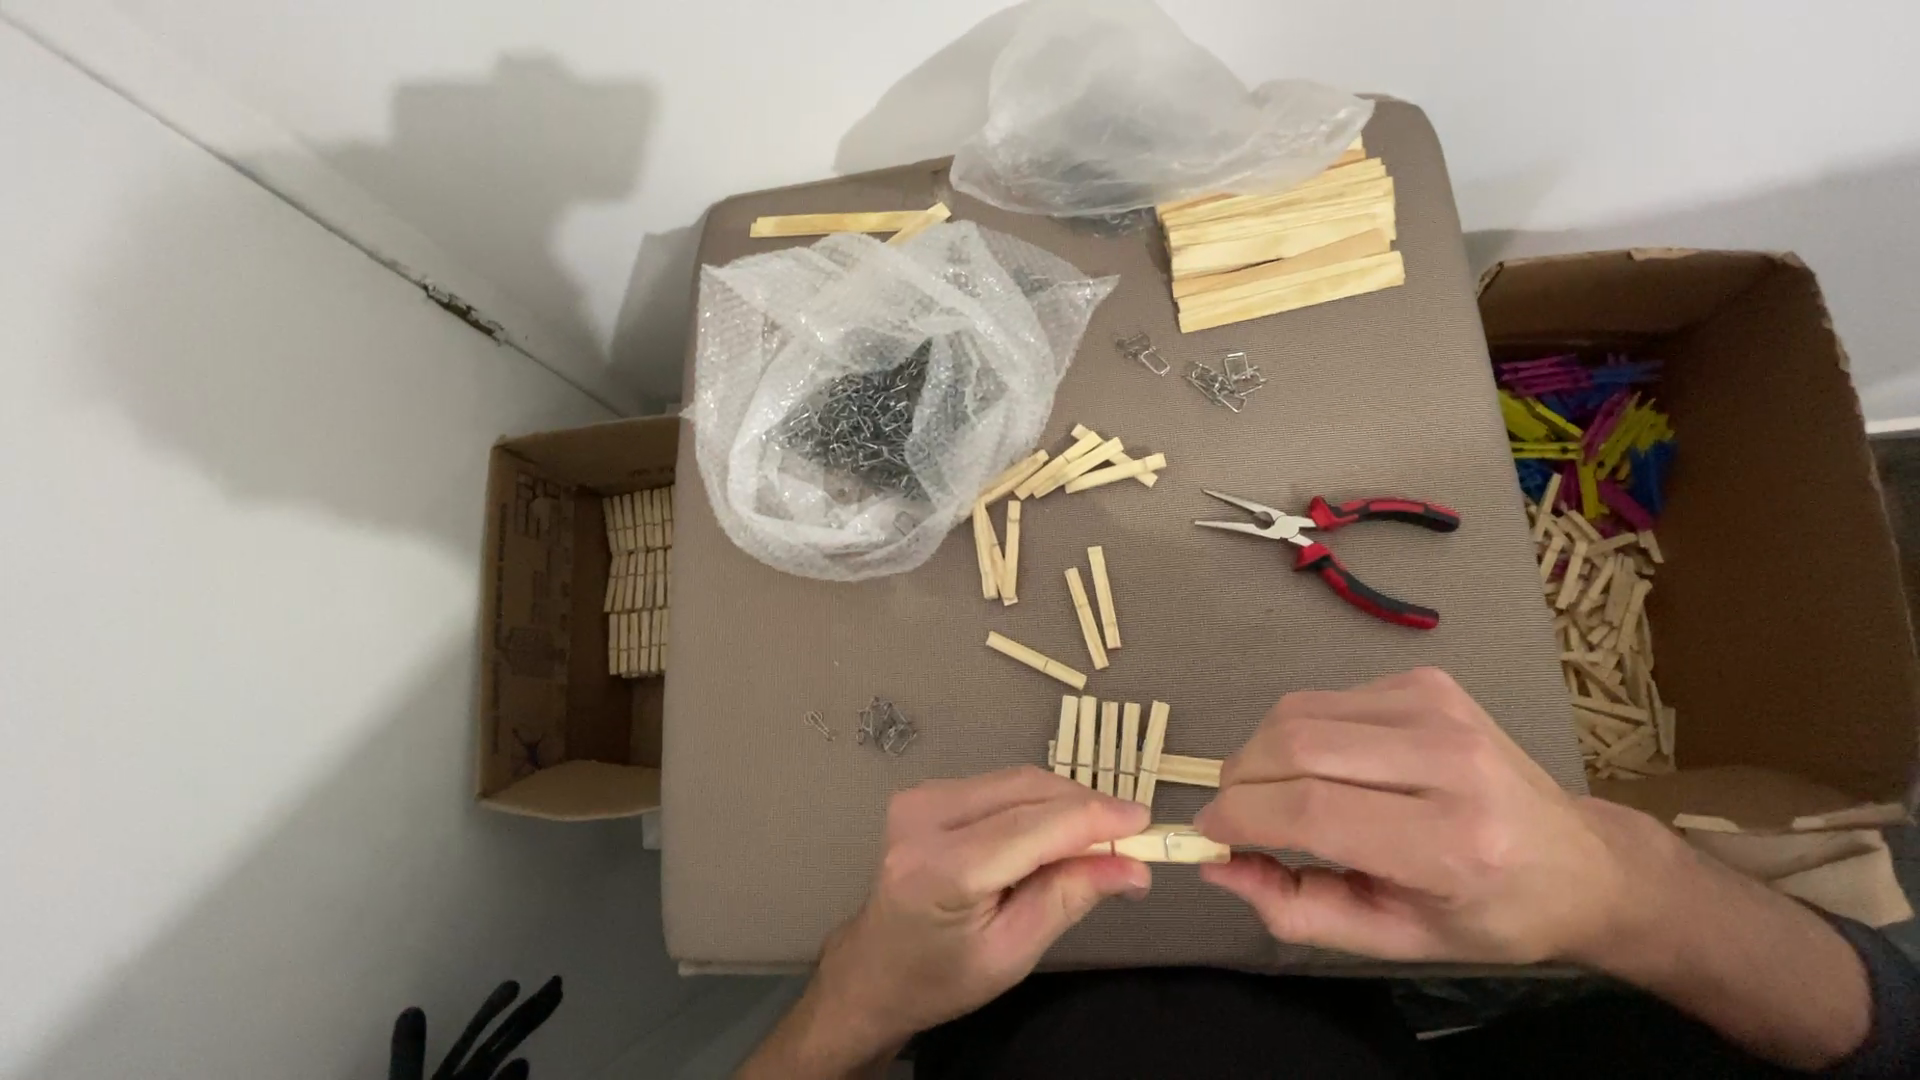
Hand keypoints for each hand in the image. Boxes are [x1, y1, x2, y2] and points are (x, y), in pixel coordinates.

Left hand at [740, 767, 1150, 1076]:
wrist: (875, 966)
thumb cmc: (941, 975)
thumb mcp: (1012, 953)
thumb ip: (1069, 897)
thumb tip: (1133, 865)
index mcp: (940, 868)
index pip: (1032, 826)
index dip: (1093, 818)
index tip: (1144, 821)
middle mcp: (925, 816)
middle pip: (1026, 791)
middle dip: (1085, 808)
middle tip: (1130, 838)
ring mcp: (921, 796)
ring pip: (1016, 781)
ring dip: (1063, 803)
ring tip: (1097, 838)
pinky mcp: (926, 790)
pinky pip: (1000, 785)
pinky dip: (1037, 802)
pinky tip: (1055, 830)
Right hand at [1195, 667, 1635, 963]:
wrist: (1579, 860)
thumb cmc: (1488, 913)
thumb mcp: (1394, 939)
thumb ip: (1297, 909)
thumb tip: (1216, 865)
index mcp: (1452, 843)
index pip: (1312, 810)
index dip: (1240, 816)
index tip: (1208, 832)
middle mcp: (1449, 761)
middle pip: (1295, 746)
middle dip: (1239, 779)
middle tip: (1231, 811)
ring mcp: (1438, 709)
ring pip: (1297, 712)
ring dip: (1260, 752)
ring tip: (1269, 789)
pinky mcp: (1425, 682)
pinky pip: (1322, 700)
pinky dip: (1296, 733)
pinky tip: (1321, 763)